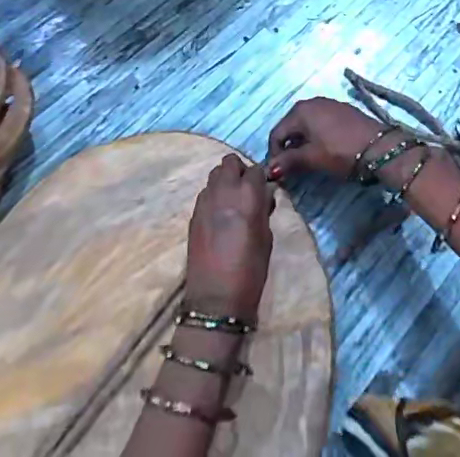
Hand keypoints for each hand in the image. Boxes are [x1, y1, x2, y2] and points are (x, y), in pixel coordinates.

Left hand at [184, 154, 273, 320]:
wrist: (215, 297)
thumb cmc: (250, 271)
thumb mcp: (267, 239)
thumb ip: (263, 210)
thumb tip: (262, 196)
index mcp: (247, 195)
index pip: (256, 170)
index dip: (261, 178)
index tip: (265, 190)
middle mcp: (223, 190)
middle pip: (230, 162)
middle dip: (240, 170)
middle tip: (248, 190)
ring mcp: (204, 200)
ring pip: (215, 174)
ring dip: (225, 181)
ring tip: (233, 203)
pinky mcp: (193, 212)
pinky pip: (205, 192)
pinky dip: (214, 195)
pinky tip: (220, 216)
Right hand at [265, 96, 388, 180]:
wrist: (382, 148)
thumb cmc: (342, 152)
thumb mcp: (313, 158)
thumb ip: (288, 162)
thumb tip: (268, 170)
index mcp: (299, 111)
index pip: (277, 133)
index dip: (275, 155)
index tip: (280, 174)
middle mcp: (311, 102)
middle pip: (290, 127)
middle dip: (288, 148)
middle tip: (293, 169)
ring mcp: (328, 104)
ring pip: (306, 125)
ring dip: (302, 143)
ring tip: (308, 161)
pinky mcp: (342, 111)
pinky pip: (320, 123)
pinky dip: (316, 137)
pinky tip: (325, 150)